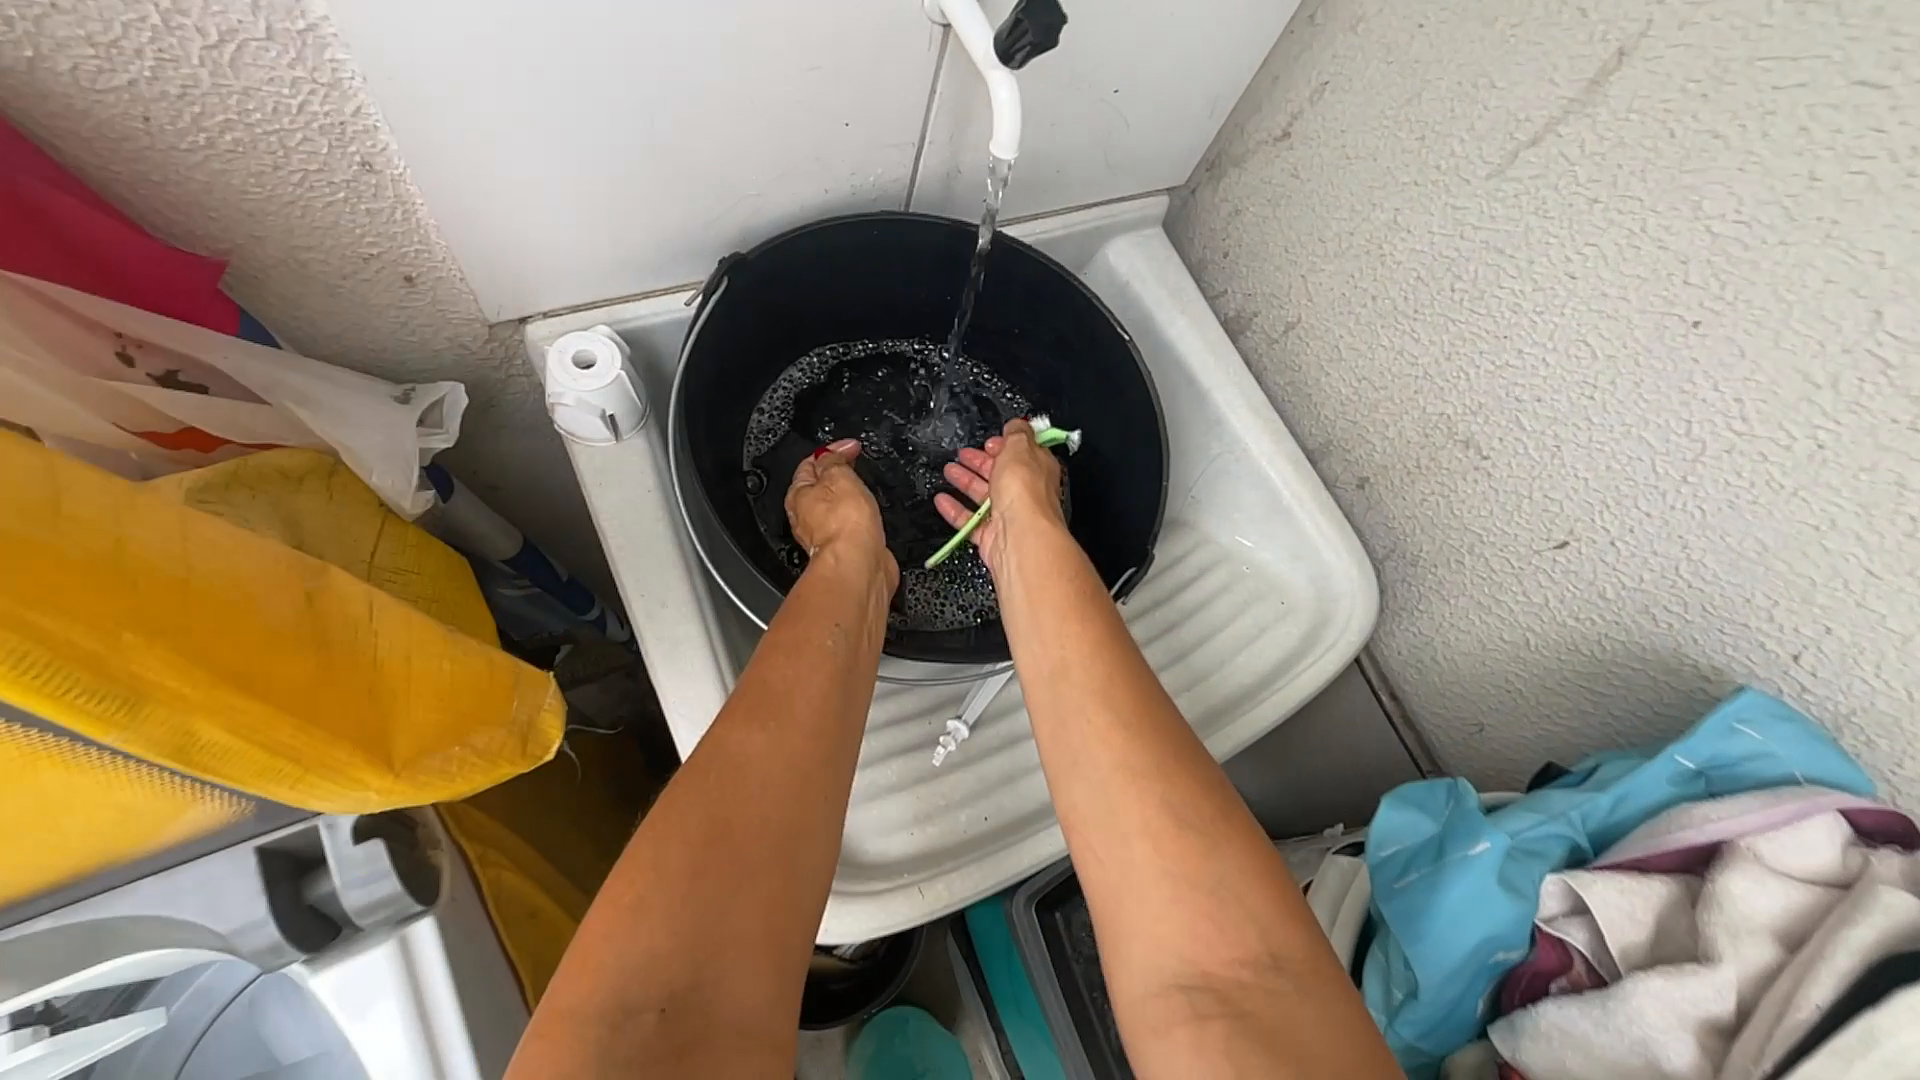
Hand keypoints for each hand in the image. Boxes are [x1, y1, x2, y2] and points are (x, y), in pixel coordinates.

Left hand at [786, 438, 897, 589]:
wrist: (859, 564)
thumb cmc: (844, 525)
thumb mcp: (838, 476)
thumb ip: (833, 460)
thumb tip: (830, 452)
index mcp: (797, 495)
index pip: (811, 464)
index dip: (832, 450)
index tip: (852, 446)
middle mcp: (806, 518)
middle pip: (821, 489)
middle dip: (838, 475)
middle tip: (856, 464)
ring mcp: (826, 537)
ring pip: (836, 510)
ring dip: (850, 499)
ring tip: (863, 490)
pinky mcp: (847, 551)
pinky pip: (851, 528)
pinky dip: (860, 520)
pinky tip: (868, 519)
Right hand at [935, 418, 1067, 573]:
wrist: (1021, 537)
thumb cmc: (1026, 493)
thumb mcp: (1020, 447)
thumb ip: (1017, 433)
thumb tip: (1016, 424)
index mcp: (1037, 469)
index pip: (1021, 453)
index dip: (1003, 445)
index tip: (989, 441)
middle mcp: (1026, 493)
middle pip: (1000, 474)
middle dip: (980, 462)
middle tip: (963, 454)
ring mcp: (1008, 515)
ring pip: (983, 496)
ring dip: (965, 482)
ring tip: (948, 470)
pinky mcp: (992, 536)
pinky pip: (969, 522)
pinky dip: (954, 510)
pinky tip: (941, 500)